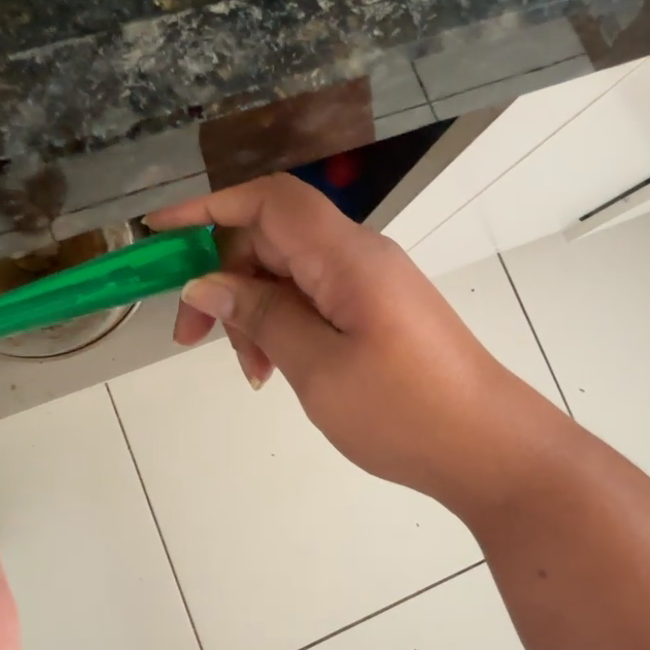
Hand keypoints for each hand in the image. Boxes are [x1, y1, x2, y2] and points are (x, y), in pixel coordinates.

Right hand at [147, 175, 569, 509]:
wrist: (491, 450)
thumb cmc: (405, 412)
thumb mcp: (318, 368)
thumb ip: (260, 316)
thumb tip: (204, 284)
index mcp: (346, 256)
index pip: (269, 199)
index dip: (208, 206)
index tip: (158, 233)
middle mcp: (359, 257)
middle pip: (272, 239)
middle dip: (223, 279)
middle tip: (191, 339)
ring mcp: (370, 285)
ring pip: (289, 275)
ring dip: (254, 312)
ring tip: (250, 373)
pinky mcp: (378, 313)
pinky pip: (315, 301)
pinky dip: (284, 327)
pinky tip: (275, 371)